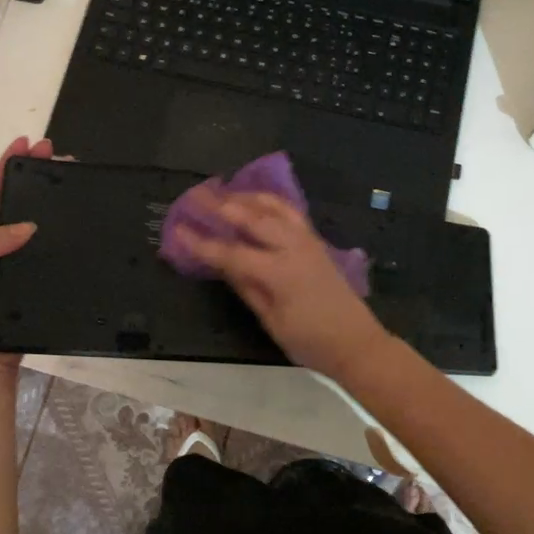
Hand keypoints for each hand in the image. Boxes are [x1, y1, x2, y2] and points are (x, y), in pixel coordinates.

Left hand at [0, 135, 52, 370]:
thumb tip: (27, 226)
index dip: (6, 169)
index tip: (26, 143)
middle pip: (17, 205)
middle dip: (34, 178)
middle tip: (58, 154)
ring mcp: (16, 267)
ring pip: (37, 226)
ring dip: (52, 204)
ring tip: (72, 182)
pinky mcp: (35, 285)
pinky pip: (50, 256)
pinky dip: (63, 238)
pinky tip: (79, 227)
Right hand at [177, 191, 395, 380]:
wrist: (356, 342)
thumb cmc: (310, 341)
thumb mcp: (271, 320)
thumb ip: (246, 287)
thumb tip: (221, 263)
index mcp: (279, 273)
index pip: (231, 253)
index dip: (202, 243)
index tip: (177, 231)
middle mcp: (293, 248)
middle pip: (252, 219)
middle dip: (221, 206)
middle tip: (196, 196)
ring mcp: (307, 241)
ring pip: (274, 208)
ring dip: (247, 197)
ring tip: (224, 191)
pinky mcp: (316, 241)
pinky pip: (290, 212)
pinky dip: (270, 202)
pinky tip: (257, 200)